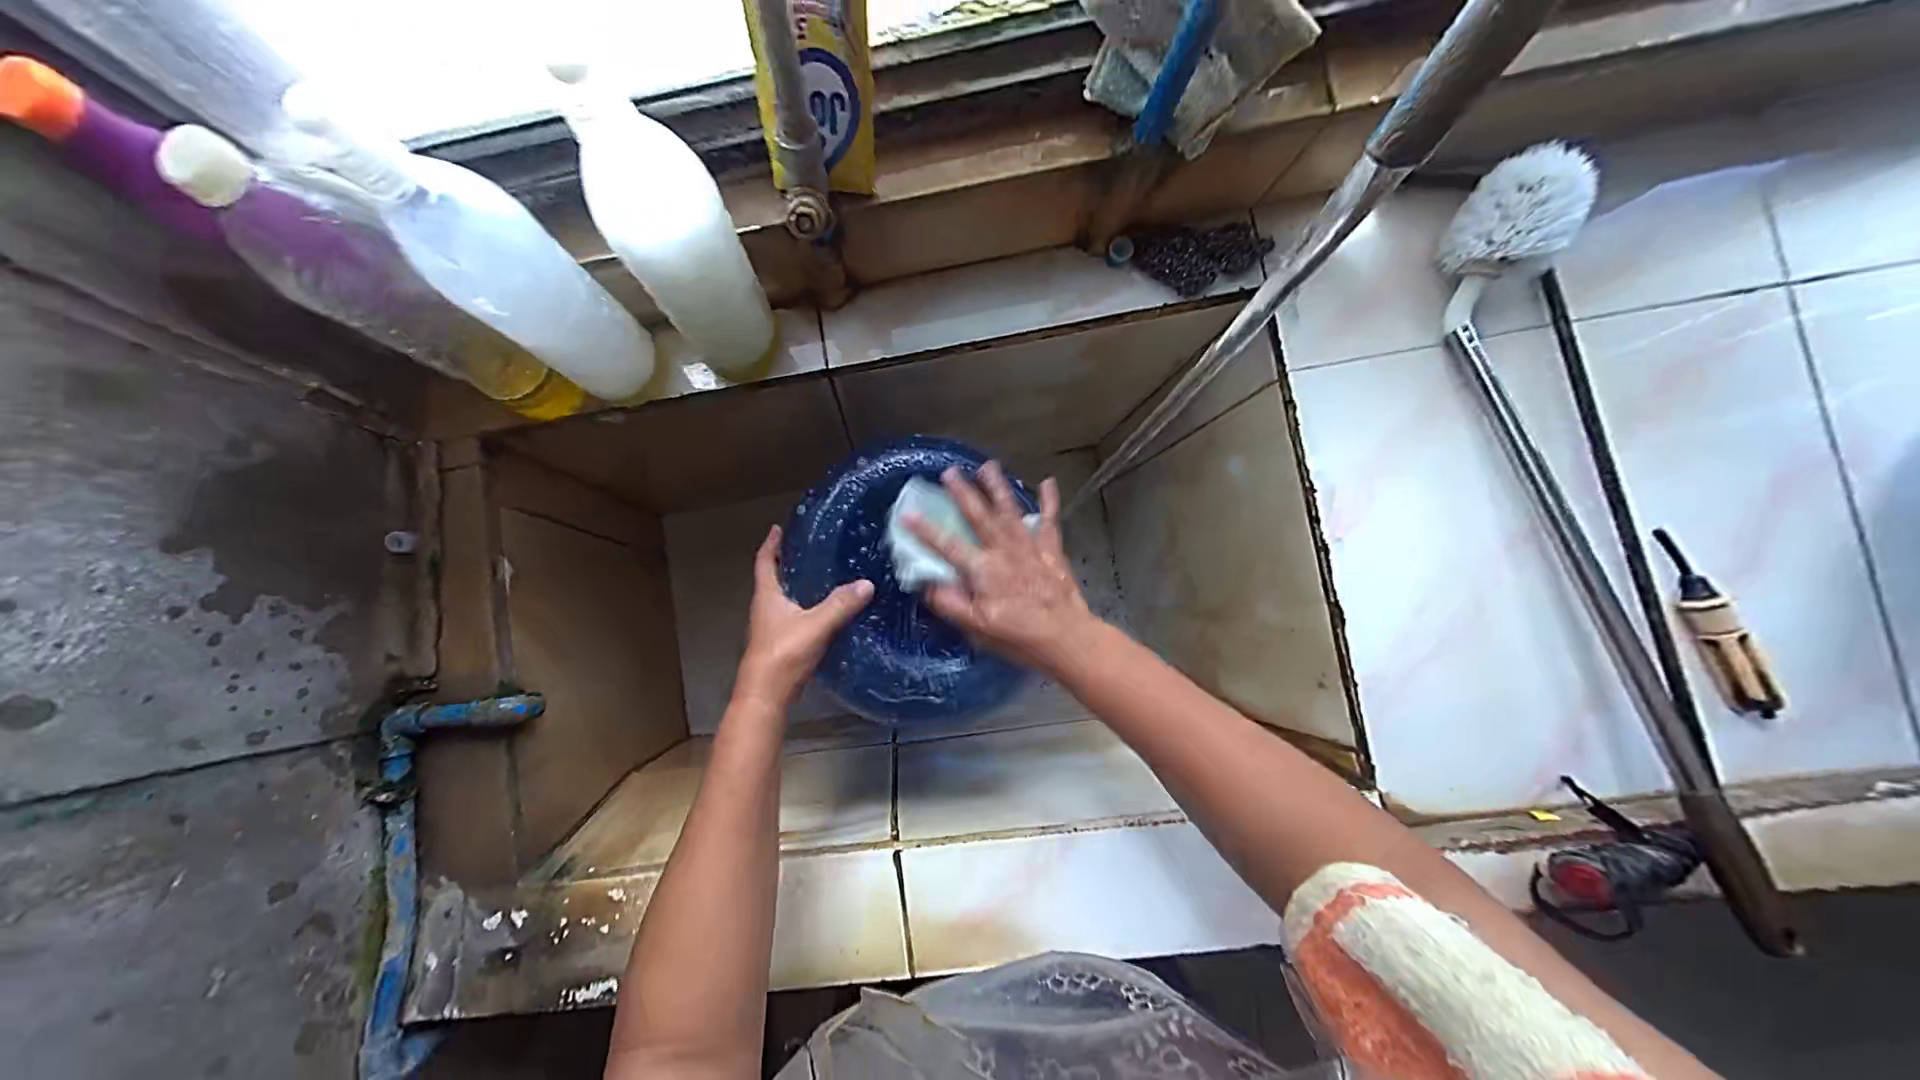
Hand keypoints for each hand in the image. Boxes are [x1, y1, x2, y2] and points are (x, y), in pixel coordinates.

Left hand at [736, 525, 872, 707]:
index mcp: (767, 597)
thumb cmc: (784, 654)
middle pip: (773, 580)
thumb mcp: (816, 625)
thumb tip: (866, 584)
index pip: (764, 562)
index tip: (778, 529)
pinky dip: (807, 609)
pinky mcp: (781, 645)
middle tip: (809, 550)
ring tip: (823, 577)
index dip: (770, 544)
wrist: (766, 695)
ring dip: (798, 587)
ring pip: (784, 600)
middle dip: (788, 564)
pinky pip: (795, 618)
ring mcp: (771, 629)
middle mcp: (765, 609)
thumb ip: (840, 604)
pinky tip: (826, 613)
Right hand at [904, 461, 1099, 676]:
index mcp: (982, 570)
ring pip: (1010, 510)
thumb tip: (929, 585)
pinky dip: (1050, 501)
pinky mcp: (1051, 551)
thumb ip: (951, 604)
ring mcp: (1029, 547)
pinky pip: (1050, 521)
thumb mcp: (976, 629)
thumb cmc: (1019, 636)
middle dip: (962, 493)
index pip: (947, 545)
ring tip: (988, 466)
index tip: (907, 514)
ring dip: (998, 487)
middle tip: (949, 471)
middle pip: (978, 516)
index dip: (925, 530)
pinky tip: (1048, 482)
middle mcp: (1004, 551)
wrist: (1066, 637)